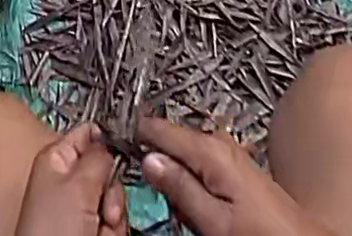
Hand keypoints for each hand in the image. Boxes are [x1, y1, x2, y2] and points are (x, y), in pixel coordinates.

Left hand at [14, 124, 128, 235]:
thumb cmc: (52, 232)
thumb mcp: (77, 185)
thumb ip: (97, 156)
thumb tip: (110, 140)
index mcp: (56, 160)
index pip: (88, 134)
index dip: (106, 142)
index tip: (119, 154)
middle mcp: (68, 183)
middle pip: (107, 173)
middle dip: (112, 194)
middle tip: (104, 210)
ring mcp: (78, 212)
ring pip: (114, 204)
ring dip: (113, 220)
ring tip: (98, 232)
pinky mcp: (89, 234)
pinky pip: (113, 228)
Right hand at [139, 118, 334, 235]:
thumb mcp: (213, 222)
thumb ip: (179, 188)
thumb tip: (149, 160)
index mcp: (210, 150)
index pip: (160, 129)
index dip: (136, 134)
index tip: (116, 138)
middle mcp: (219, 143)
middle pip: (172, 140)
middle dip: (155, 156)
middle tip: (140, 179)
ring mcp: (228, 153)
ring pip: (185, 153)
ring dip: (172, 170)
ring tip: (168, 196)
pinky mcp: (235, 166)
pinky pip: (200, 164)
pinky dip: (189, 177)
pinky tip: (191, 200)